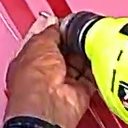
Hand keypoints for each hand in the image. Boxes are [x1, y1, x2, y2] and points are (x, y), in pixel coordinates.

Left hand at [5, 12, 96, 127]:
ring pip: (77, 64)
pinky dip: (95, 70)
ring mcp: (61, 84)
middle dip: (71, 41)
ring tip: (91, 42)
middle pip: (62, 52)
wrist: (48, 106)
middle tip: (80, 31)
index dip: (53, 29)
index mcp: (28, 60)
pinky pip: (90, 79)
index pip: (42, 40)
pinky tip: (99, 58)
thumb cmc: (33, 81)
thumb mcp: (40, 44)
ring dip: (84, 54)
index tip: (63, 21)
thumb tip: (54, 23)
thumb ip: (49, 32)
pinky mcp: (78, 94)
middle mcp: (44, 73)